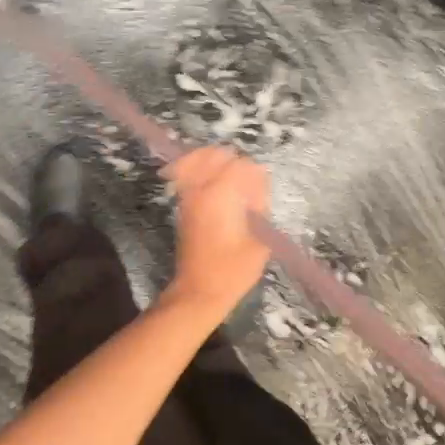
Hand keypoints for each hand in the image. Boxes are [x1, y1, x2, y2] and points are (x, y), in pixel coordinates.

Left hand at [163, 147, 271, 312]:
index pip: (241, 164)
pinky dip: (199, 170)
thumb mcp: (260, 241)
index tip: (260, 200)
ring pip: (198, 159)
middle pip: (216, 154)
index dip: (255, 177)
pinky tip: (214, 185)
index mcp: (221, 193)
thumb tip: (257, 194)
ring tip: (232, 179)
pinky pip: (188, 173)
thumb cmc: (233, 270)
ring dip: (216, 162)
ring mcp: (187, 195)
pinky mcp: (182, 205)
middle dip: (236, 163)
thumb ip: (261, 209)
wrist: (199, 290)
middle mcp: (200, 188)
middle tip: (249, 185)